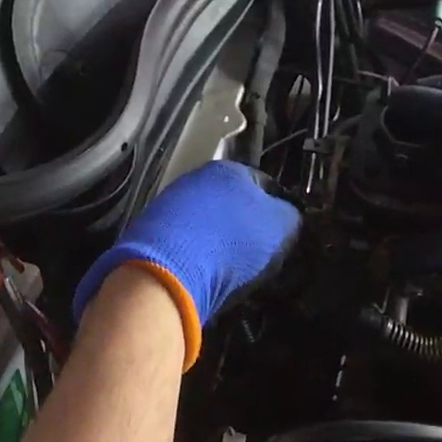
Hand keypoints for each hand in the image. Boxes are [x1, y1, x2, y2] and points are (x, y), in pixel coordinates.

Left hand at [73, 160, 299, 369]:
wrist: (168, 269)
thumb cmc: (233, 242)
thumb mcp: (281, 229)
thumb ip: (291, 217)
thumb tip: (289, 215)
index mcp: (230, 169)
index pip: (263, 184)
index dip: (278, 208)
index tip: (283, 233)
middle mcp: (197, 178)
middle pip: (231, 201)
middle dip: (244, 224)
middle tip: (257, 253)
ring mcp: (170, 202)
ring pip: (205, 220)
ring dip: (217, 239)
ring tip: (229, 268)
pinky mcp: (150, 230)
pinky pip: (184, 240)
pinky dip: (194, 253)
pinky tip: (201, 272)